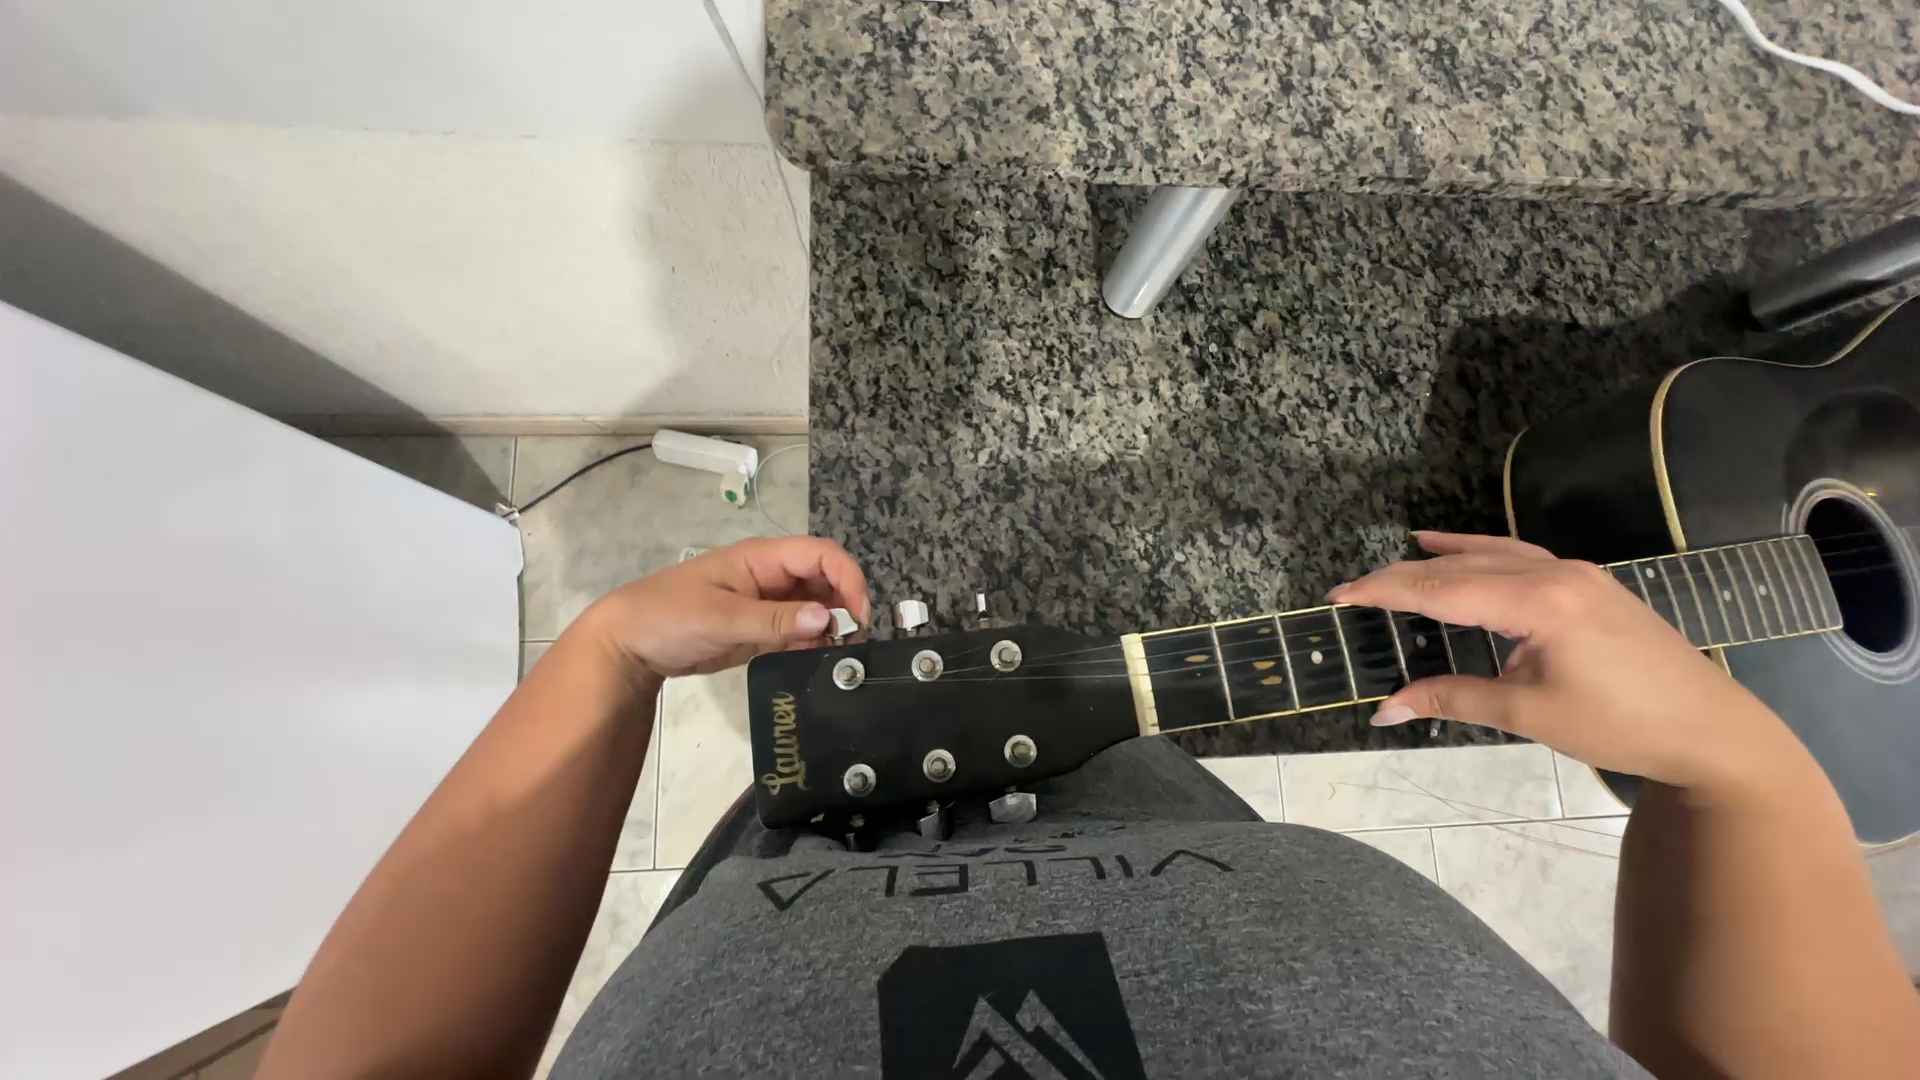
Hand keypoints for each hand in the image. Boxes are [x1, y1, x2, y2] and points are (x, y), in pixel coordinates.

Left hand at [575, 536, 869, 683]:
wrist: (627, 644)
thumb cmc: (668, 617)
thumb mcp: (721, 618)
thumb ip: (775, 620)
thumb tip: (828, 619)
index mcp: (762, 558)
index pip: (822, 555)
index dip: (848, 578)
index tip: (859, 616)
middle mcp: (773, 576)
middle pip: (826, 580)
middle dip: (846, 606)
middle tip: (854, 643)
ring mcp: (768, 603)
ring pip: (817, 608)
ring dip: (832, 628)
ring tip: (839, 657)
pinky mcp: (762, 629)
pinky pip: (799, 631)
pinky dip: (813, 645)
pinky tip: (817, 663)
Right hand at [1327, 531, 1812, 797]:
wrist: (1716, 733)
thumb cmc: (1621, 726)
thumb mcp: (1528, 713)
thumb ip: (1451, 698)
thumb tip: (1383, 710)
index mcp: (1538, 603)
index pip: (1441, 590)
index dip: (1385, 592)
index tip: (1339, 596)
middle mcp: (1552, 575)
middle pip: (1457, 568)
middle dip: (1398, 579)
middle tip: (1348, 592)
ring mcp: (1572, 573)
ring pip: (1484, 555)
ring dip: (1431, 562)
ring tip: (1386, 571)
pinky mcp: (1583, 582)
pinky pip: (1514, 553)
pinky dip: (1472, 549)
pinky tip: (1445, 545)